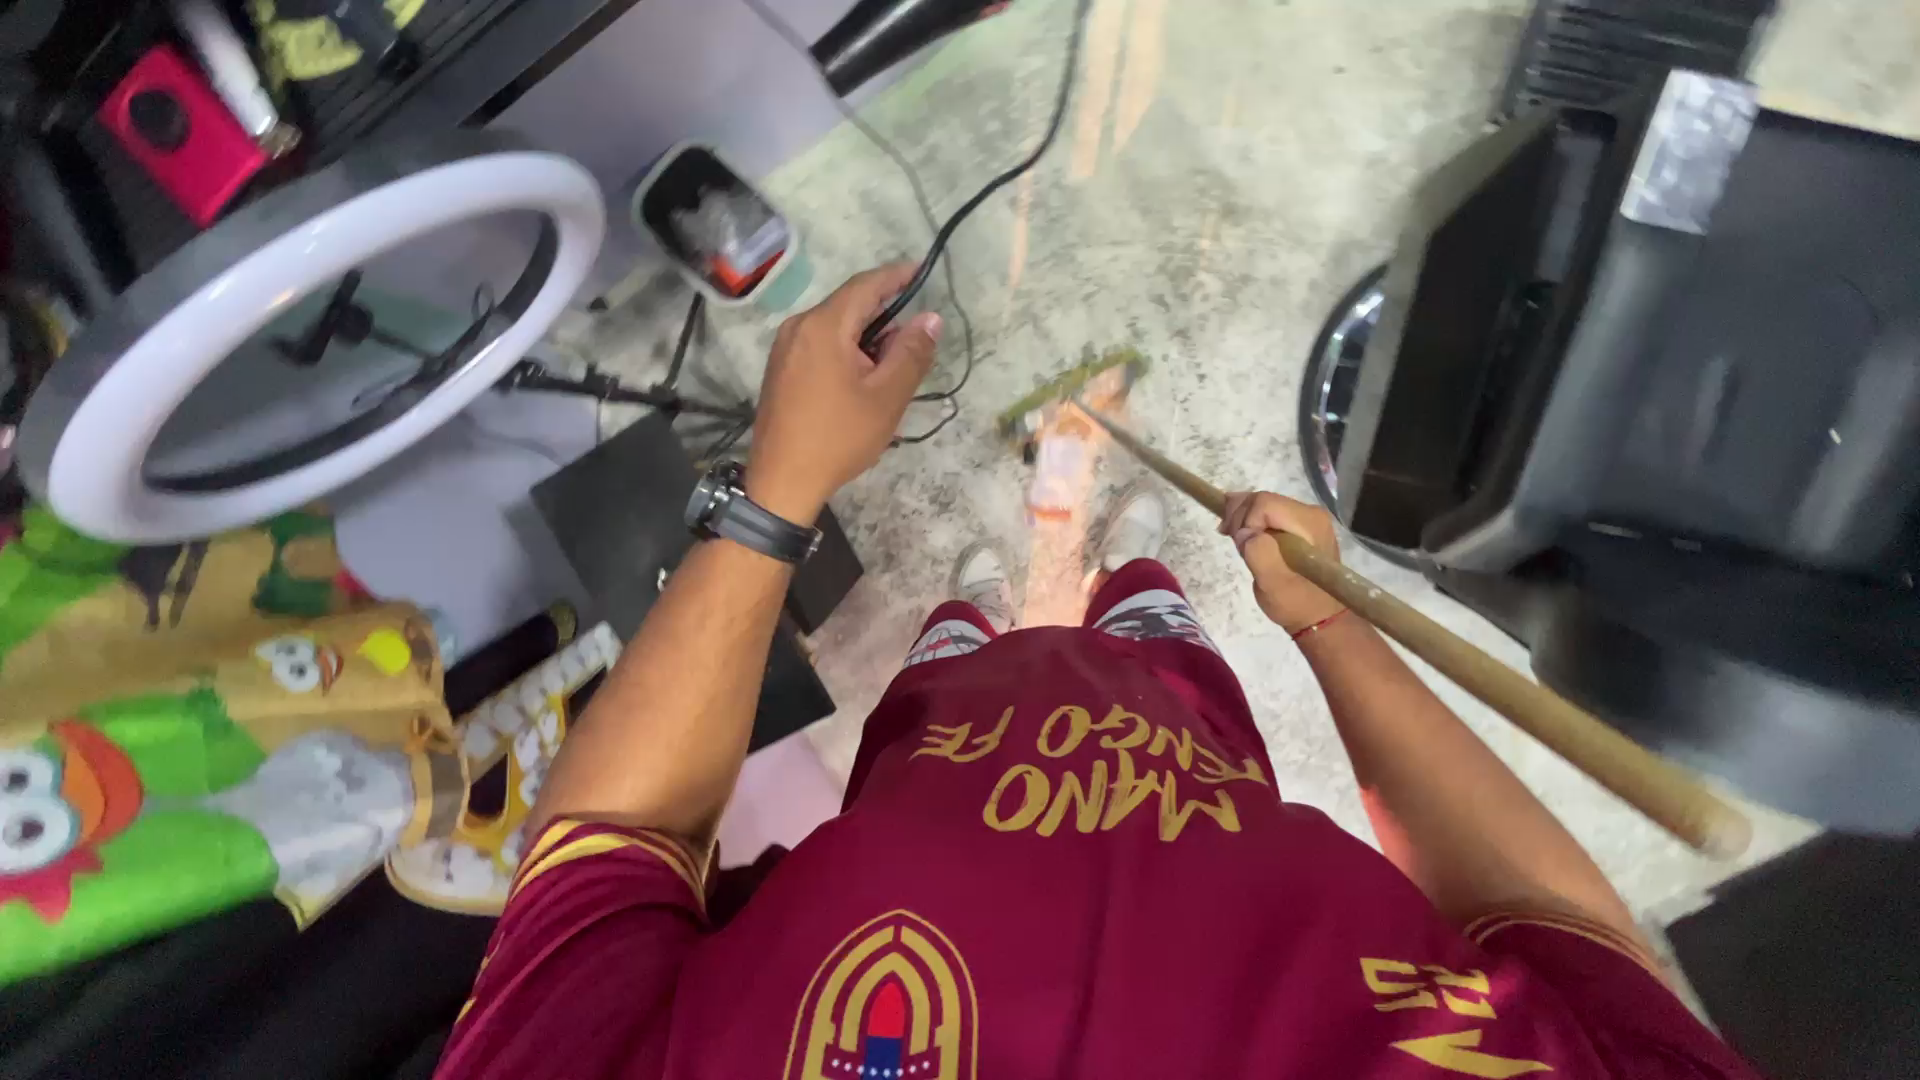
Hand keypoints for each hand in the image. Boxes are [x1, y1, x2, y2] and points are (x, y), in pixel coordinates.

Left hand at [745, 263, 941, 523]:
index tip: (921, 272)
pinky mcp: (779, 370)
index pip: (866, 285)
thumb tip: (930, 318)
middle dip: (884, 315)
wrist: (783, 481)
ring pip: (834, 327)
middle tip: (913, 342)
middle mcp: (798, 327)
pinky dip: (845, 350)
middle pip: (848, 306)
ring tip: (890, 368)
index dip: (896, 276)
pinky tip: (860, 380)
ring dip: (865, 338)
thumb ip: (911, 353)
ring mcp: (784, 349)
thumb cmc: (839, 438)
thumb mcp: (886, 397)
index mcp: (824, 326)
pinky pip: (819, 345)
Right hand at [1219, 491, 1345, 633]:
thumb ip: (1258, 553)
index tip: (1240, 546)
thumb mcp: (1273, 584)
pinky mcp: (1298, 525)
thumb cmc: (1296, 602)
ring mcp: (1305, 517)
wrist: (1320, 616)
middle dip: (1239, 518)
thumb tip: (1244, 533)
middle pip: (1260, 499)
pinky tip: (1242, 535)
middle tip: (1231, 541)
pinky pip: (1266, 512)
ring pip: (1260, 504)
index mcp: (1308, 523)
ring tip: (1237, 542)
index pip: (1263, 503)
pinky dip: (1249, 521)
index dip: (1244, 521)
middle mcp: (1310, 512)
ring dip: (1241, 520)